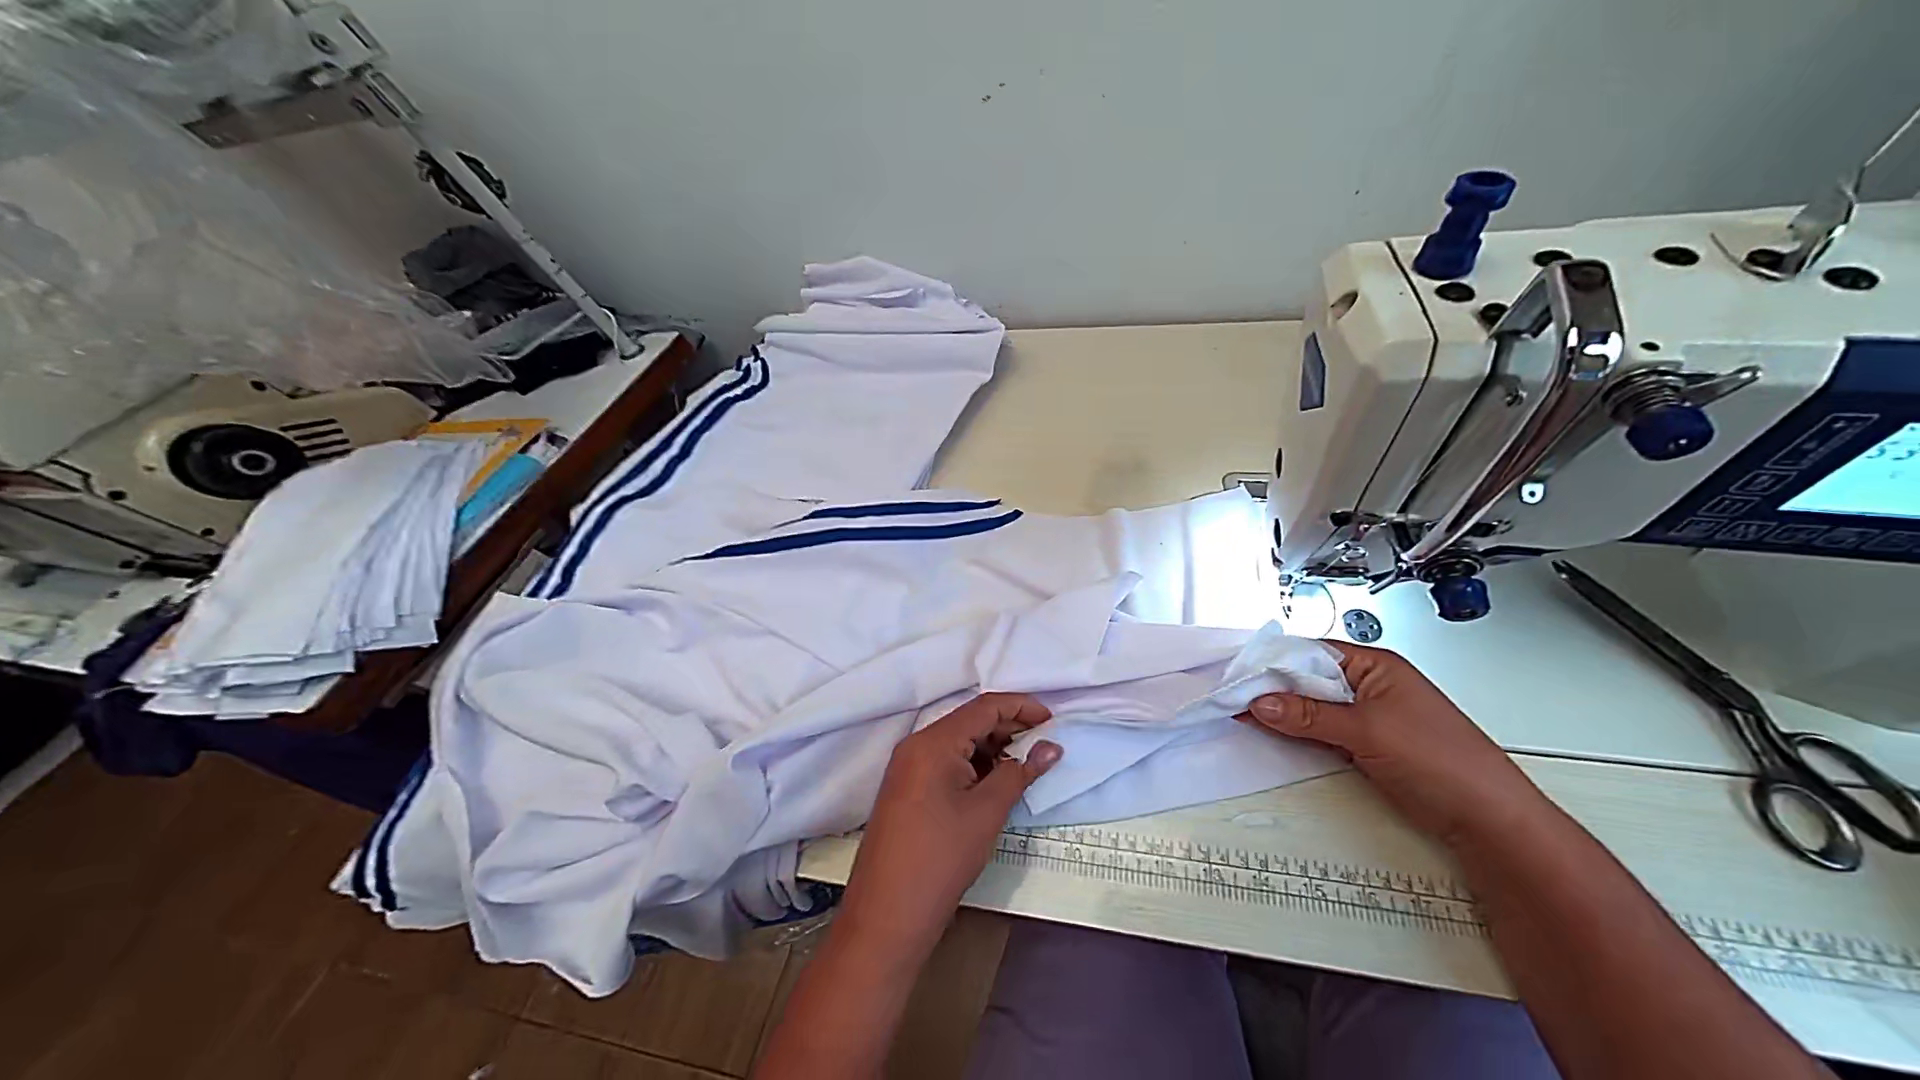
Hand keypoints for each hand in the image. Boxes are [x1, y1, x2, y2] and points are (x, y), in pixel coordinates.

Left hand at [840, 694, 1062, 955]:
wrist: (888, 913)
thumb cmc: (941, 857)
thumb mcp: (987, 812)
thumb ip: (1020, 772)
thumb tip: (1050, 747)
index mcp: (933, 742)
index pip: (984, 706)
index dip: (1021, 707)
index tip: (1052, 720)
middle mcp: (916, 745)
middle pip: (969, 721)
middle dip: (1008, 728)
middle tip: (1043, 744)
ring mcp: (907, 767)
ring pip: (957, 742)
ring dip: (992, 748)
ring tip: (1025, 766)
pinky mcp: (906, 787)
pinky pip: (945, 761)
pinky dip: (973, 765)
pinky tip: (995, 782)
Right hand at [1238, 642, 1546, 845]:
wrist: (1488, 819)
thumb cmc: (1449, 762)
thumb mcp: (1368, 730)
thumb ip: (1309, 715)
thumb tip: (1263, 701)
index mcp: (1375, 666)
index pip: (1309, 653)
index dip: (1272, 663)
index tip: (1240, 678)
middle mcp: (1369, 685)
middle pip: (1306, 679)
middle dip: (1273, 689)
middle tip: (1238, 700)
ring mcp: (1366, 715)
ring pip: (1310, 706)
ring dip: (1284, 713)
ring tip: (1251, 717)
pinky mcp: (1364, 742)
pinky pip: (1319, 729)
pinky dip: (1297, 732)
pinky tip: (1277, 736)